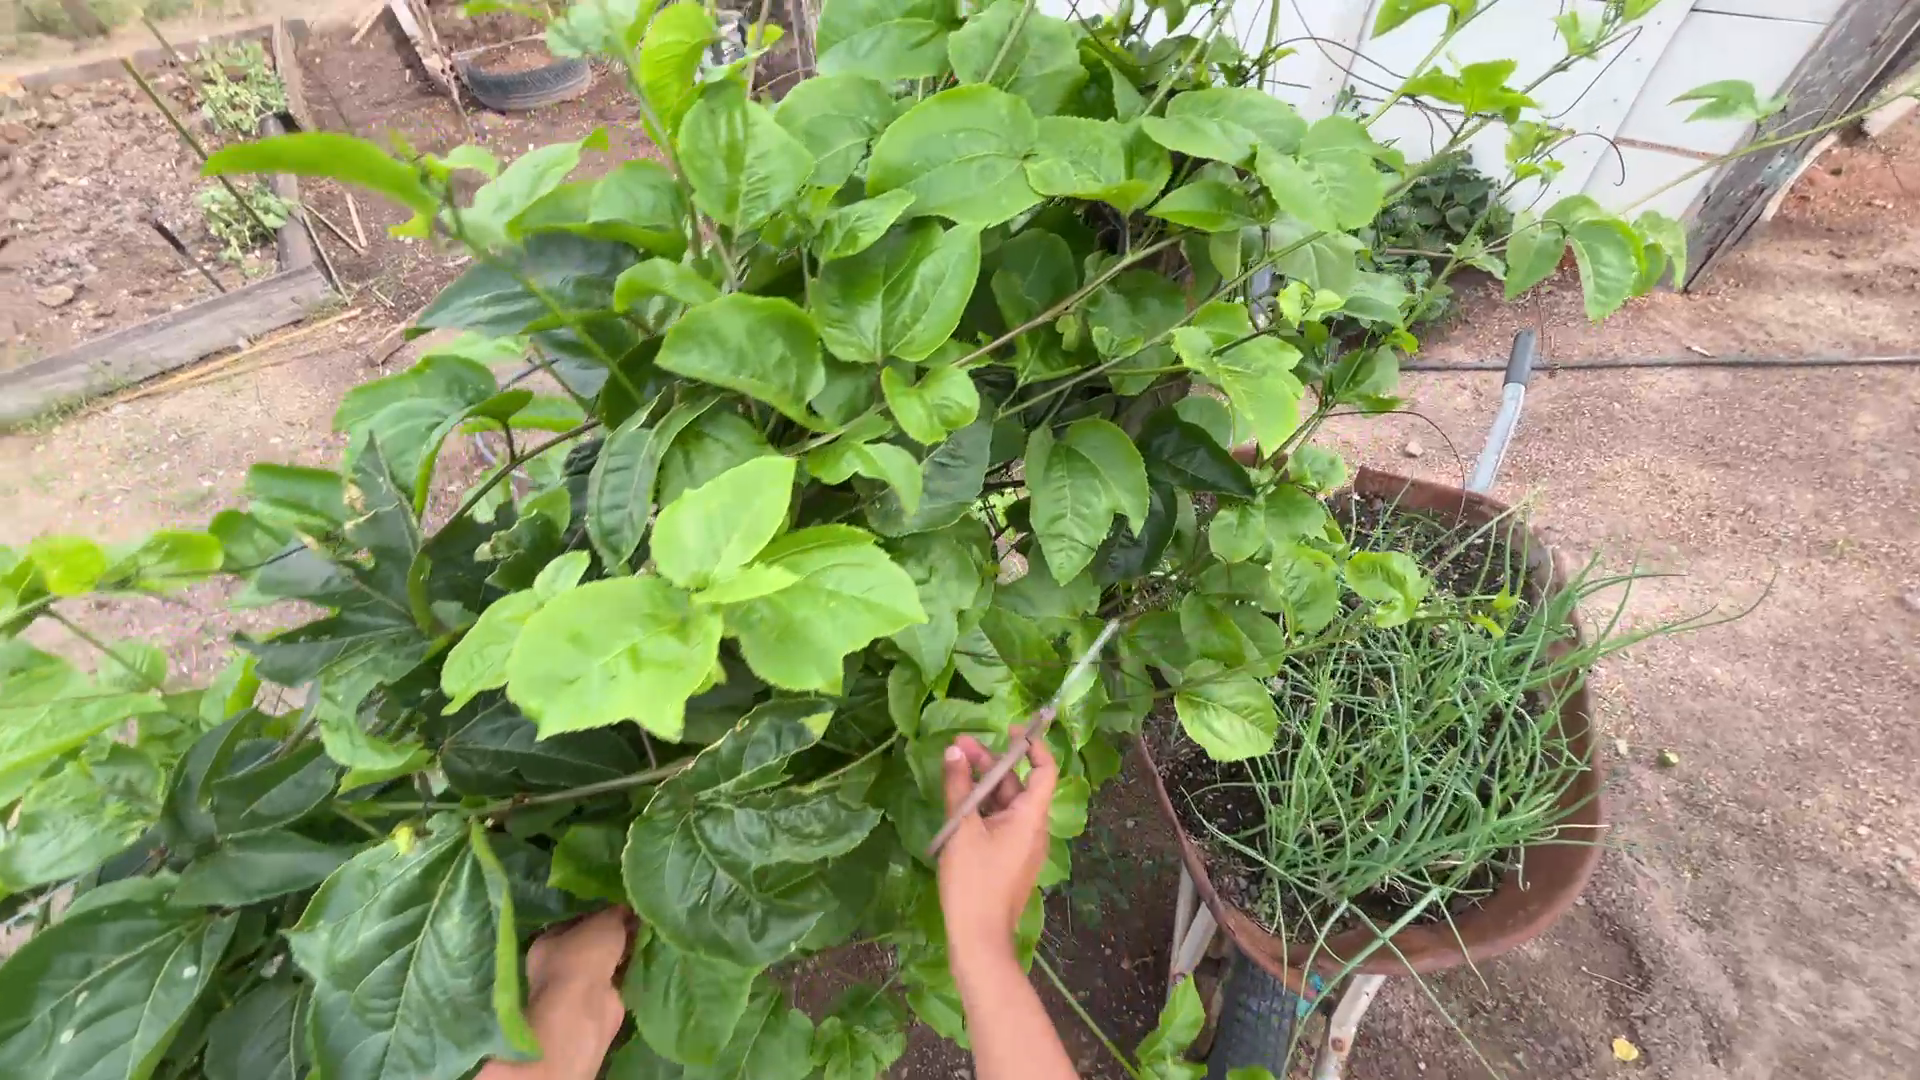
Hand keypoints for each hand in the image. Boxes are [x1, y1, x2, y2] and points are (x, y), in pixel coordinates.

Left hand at [477, 907, 632, 1079]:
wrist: (584, 1008)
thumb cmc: (584, 956)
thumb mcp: (605, 919)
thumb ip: (617, 912)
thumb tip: (629, 910)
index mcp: (548, 942)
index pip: (578, 920)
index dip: (602, 911)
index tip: (625, 906)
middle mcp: (556, 965)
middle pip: (593, 941)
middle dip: (615, 933)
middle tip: (640, 919)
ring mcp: (575, 987)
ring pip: (606, 960)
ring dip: (624, 951)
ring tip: (648, 934)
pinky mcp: (595, 1002)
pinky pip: (617, 977)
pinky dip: (630, 969)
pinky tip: (646, 955)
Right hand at [936, 727, 1057, 967]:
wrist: (979, 941)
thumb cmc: (974, 882)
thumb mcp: (961, 829)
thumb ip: (958, 786)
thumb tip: (954, 750)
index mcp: (1031, 817)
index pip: (1044, 770)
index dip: (1032, 746)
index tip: (1009, 729)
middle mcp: (1033, 828)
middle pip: (1017, 784)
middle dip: (990, 761)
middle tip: (959, 745)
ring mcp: (1021, 845)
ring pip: (1005, 803)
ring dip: (982, 783)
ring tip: (953, 765)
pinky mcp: (1008, 859)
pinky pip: (999, 821)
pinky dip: (981, 805)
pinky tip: (957, 799)